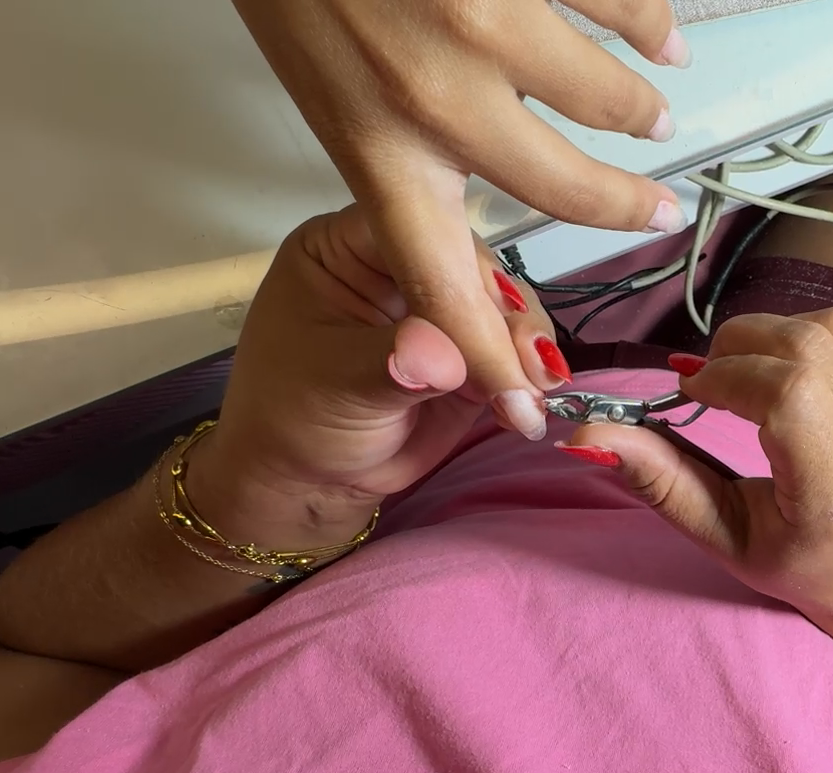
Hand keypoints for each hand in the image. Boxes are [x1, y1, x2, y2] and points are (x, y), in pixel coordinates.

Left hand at [186, 206, 563, 549]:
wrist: (318, 477)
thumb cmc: (298, 417)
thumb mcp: (335, 382)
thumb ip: (392, 362)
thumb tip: (442, 353)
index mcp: (356, 249)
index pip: (423, 234)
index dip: (466, 270)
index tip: (499, 315)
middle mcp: (409, 271)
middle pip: (481, 272)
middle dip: (512, 319)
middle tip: (532, 368)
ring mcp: (448, 316)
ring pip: (511, 314)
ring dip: (531, 354)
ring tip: (534, 396)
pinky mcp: (478, 359)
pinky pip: (519, 359)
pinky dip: (532, 383)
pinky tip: (530, 411)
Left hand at [231, 0, 689, 433]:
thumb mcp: (319, 89)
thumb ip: (398, 173)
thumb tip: (462, 274)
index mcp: (377, 143)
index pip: (449, 288)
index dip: (494, 362)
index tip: (531, 413)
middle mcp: (438, 95)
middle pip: (571, 191)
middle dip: (629, 208)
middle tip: (659, 211)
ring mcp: (483, 21)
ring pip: (610, 96)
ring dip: (643, 112)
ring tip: (655, 114)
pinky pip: (618, 4)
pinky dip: (651, 22)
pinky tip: (663, 31)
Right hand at [562, 310, 832, 617]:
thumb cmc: (787, 560)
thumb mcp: (718, 535)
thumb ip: (661, 483)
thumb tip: (589, 435)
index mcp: (832, 498)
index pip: (790, 398)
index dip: (731, 376)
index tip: (695, 390)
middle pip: (809, 350)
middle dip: (742, 346)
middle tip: (711, 378)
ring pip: (832, 329)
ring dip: (771, 334)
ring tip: (744, 373)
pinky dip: (804, 335)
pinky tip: (783, 371)